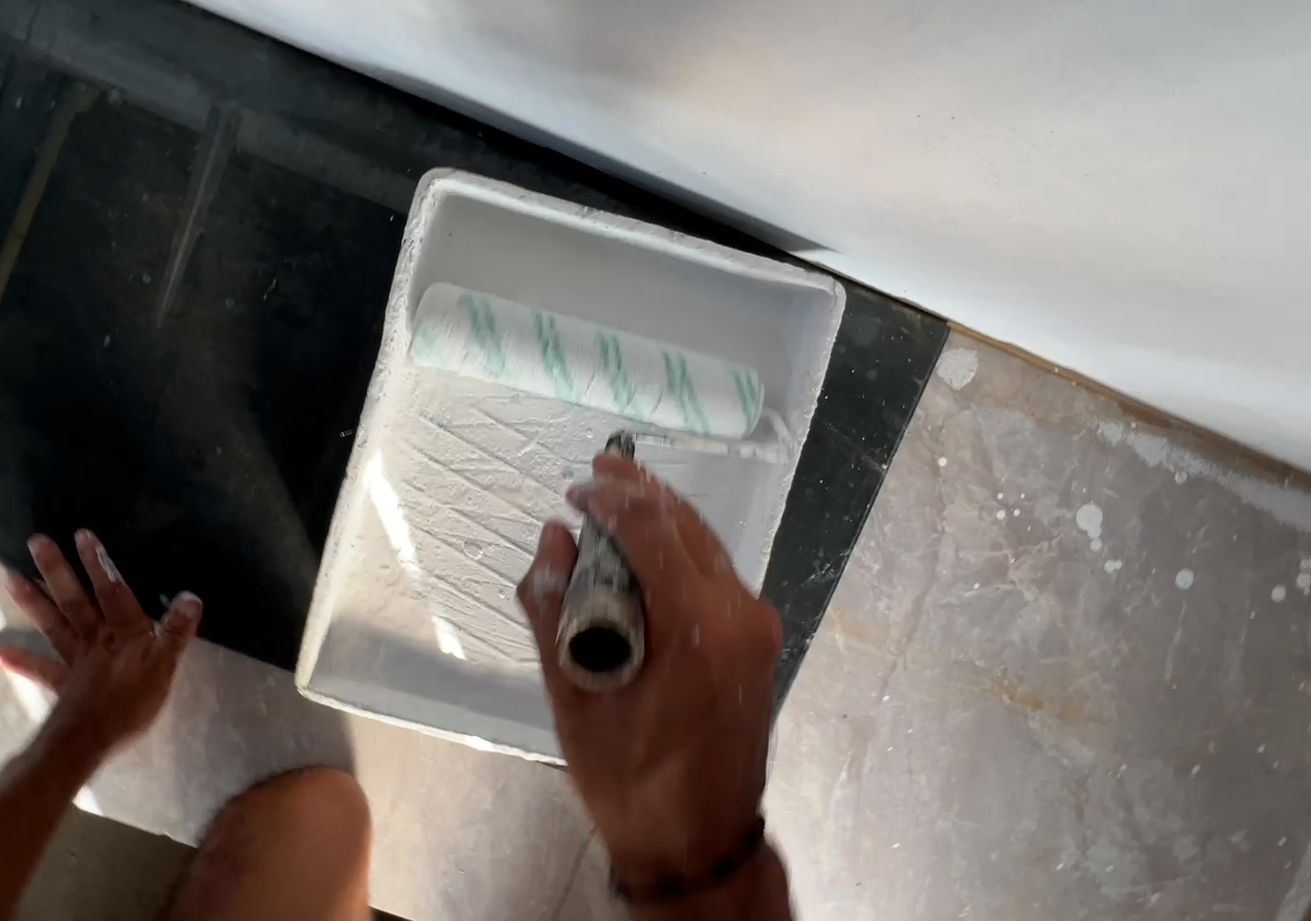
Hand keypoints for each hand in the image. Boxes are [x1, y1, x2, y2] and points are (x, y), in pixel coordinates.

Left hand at [0, 529, 201, 763]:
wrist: (86, 744)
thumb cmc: (131, 703)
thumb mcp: (165, 666)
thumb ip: (176, 632)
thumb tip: (191, 596)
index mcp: (124, 632)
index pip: (112, 590)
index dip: (99, 563)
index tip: (83, 536)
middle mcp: (95, 638)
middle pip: (76, 599)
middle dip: (58, 570)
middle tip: (37, 542)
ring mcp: (74, 660)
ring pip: (54, 623)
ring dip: (33, 600)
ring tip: (12, 576)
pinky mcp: (62, 683)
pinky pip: (40, 669)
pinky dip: (20, 660)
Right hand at [518, 453, 781, 889]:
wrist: (700, 840)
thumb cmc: (628, 778)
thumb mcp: (572, 696)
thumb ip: (554, 609)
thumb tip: (553, 538)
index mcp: (698, 629)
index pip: (652, 530)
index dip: (610, 497)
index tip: (576, 488)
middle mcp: (739, 613)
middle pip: (686, 524)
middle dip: (638, 490)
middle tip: (596, 470)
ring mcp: (756, 623)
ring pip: (706, 541)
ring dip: (660, 512)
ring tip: (617, 493)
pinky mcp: (757, 635)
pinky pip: (715, 568)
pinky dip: (679, 545)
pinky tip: (647, 540)